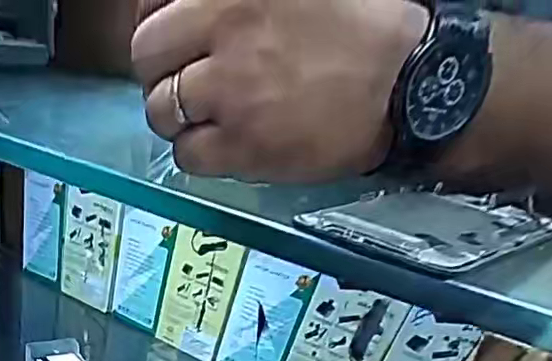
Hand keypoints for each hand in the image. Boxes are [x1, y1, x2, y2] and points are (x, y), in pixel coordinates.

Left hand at [131, 0, 427, 181]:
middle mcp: (225, 33)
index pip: (154, 7)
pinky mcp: (240, 146)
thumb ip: (234, 3)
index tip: (171, 39)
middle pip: (147, 57)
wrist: (404, 83)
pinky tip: (220, 144)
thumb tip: (187, 11)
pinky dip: (195, 153)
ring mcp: (229, 94)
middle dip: (159, 72)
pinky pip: (186, 156)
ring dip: (176, 117)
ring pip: (160, 111)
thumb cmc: (359, 24)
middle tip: (184, 83)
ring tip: (205, 116)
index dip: (156, 24)